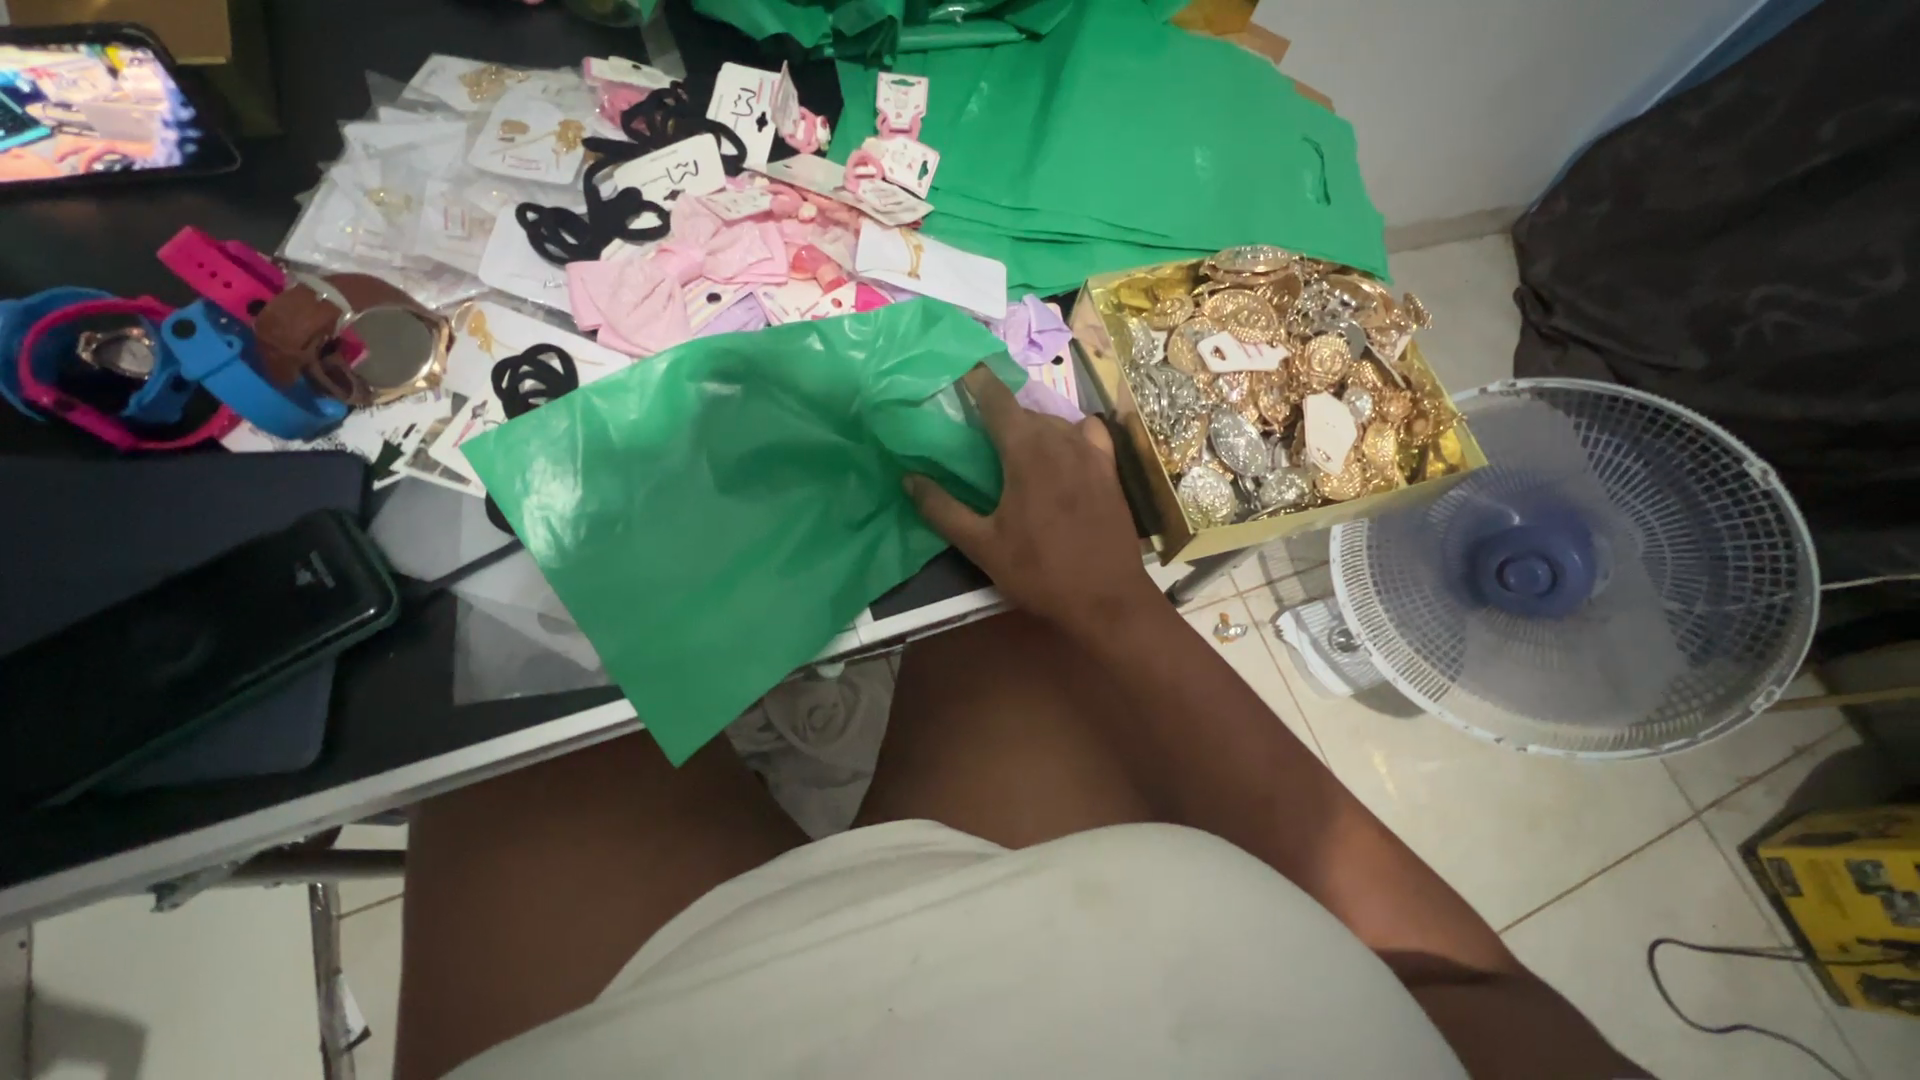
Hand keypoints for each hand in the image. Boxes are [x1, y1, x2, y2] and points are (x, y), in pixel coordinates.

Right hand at [905, 366, 1163, 636]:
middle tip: (978, 428)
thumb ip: (942, 510)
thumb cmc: (1039, 572)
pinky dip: (1069, 432)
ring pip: (1055, 422)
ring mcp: (1091, 452)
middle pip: (1024, 411)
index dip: (977, 381)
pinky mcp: (1110, 469)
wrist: (1107, 599)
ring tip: (1014, 445)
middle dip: (1000, 412)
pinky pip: (1086, 433)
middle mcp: (1061, 439)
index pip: (997, 400)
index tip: (961, 370)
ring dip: (1032, 425)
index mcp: (1026, 451)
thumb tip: (909, 479)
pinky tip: (1061, 452)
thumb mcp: (982, 546)